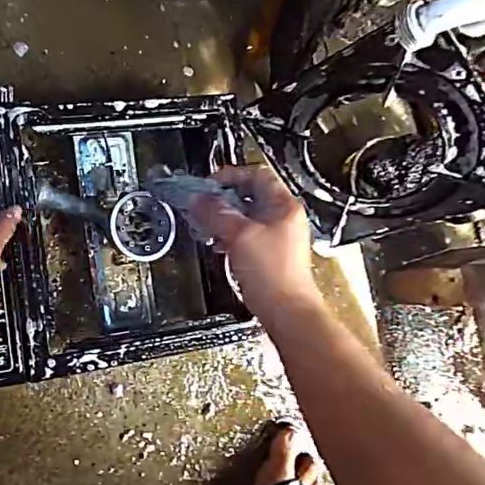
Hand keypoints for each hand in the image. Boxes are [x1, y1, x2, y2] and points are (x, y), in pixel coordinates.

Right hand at [193, 165, 319, 315]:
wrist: (286, 310)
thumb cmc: (273, 273)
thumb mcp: (238, 235)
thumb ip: (215, 213)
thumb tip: (198, 199)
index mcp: (283, 206)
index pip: (256, 174)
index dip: (230, 175)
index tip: (209, 185)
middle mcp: (282, 217)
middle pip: (248, 195)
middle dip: (222, 199)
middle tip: (202, 205)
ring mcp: (276, 235)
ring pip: (244, 215)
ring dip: (223, 217)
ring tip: (206, 225)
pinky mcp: (268, 253)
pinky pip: (245, 234)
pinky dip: (228, 234)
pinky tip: (217, 243)